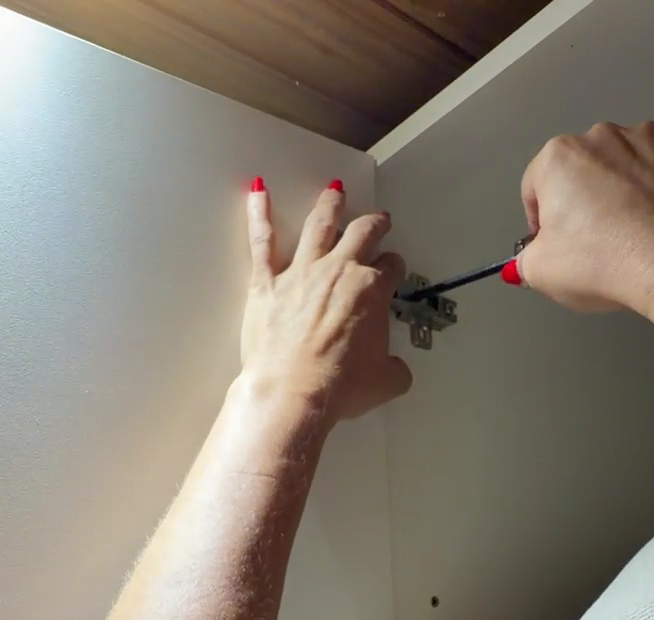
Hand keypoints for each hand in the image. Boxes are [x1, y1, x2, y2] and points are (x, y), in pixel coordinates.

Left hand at [240, 182, 411, 423]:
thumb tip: (396, 370)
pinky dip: (258, 213)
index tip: (395, 268)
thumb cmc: (339, 387)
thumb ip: (396, 369)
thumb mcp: (386, 382)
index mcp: (372, 292)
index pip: (390, 269)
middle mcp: (339, 273)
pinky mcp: (267, 284)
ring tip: (334, 192)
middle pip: (361, 234)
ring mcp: (301, 274)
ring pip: (318, 226)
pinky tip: (257, 192)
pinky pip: (262, 240)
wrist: (293, 394)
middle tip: (379, 220)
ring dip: (329, 206)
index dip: (395, 267)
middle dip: (373, 224)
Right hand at [517, 122, 653, 318]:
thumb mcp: (540, 273)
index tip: (555, 248)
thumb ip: (526, 258)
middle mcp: (603, 134)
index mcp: (558, 157)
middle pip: (583, 171)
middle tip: (596, 244)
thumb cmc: (599, 263)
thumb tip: (532, 255)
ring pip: (627, 166)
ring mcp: (653, 136)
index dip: (541, 222)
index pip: (535, 187)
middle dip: (585, 201)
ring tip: (636, 234)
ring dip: (625, 192)